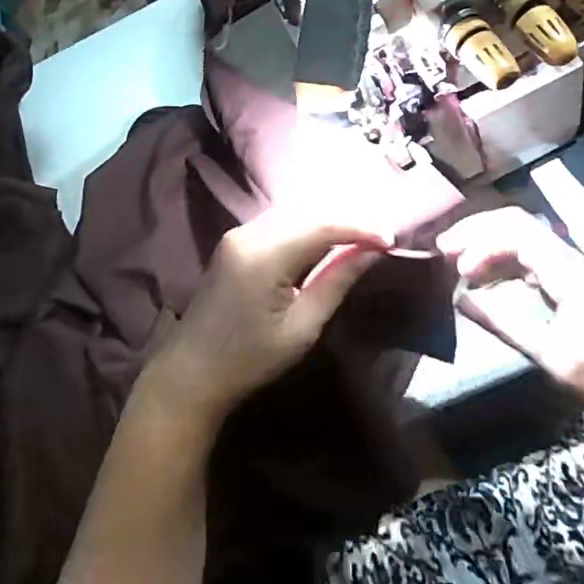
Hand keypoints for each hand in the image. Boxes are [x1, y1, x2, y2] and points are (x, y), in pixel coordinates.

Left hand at [144, 215, 391, 424]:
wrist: (191, 372)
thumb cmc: (250, 359)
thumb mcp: (302, 327)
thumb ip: (336, 281)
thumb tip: (371, 250)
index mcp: (264, 254)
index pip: (322, 225)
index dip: (360, 227)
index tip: (392, 239)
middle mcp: (247, 233)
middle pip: (307, 211)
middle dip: (347, 218)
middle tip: (382, 234)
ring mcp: (237, 234)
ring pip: (292, 213)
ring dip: (327, 220)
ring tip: (362, 235)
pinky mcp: (234, 242)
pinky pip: (278, 223)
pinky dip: (306, 227)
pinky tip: (327, 240)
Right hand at [438, 208, 583, 420]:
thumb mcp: (557, 358)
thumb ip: (507, 324)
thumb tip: (461, 298)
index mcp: (573, 272)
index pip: (517, 232)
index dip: (480, 242)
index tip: (455, 269)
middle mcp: (575, 262)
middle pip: (520, 225)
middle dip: (479, 231)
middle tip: (443, 248)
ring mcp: (578, 274)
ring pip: (526, 240)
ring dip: (490, 245)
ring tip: (458, 262)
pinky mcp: (577, 289)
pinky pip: (534, 262)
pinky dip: (505, 264)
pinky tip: (488, 281)